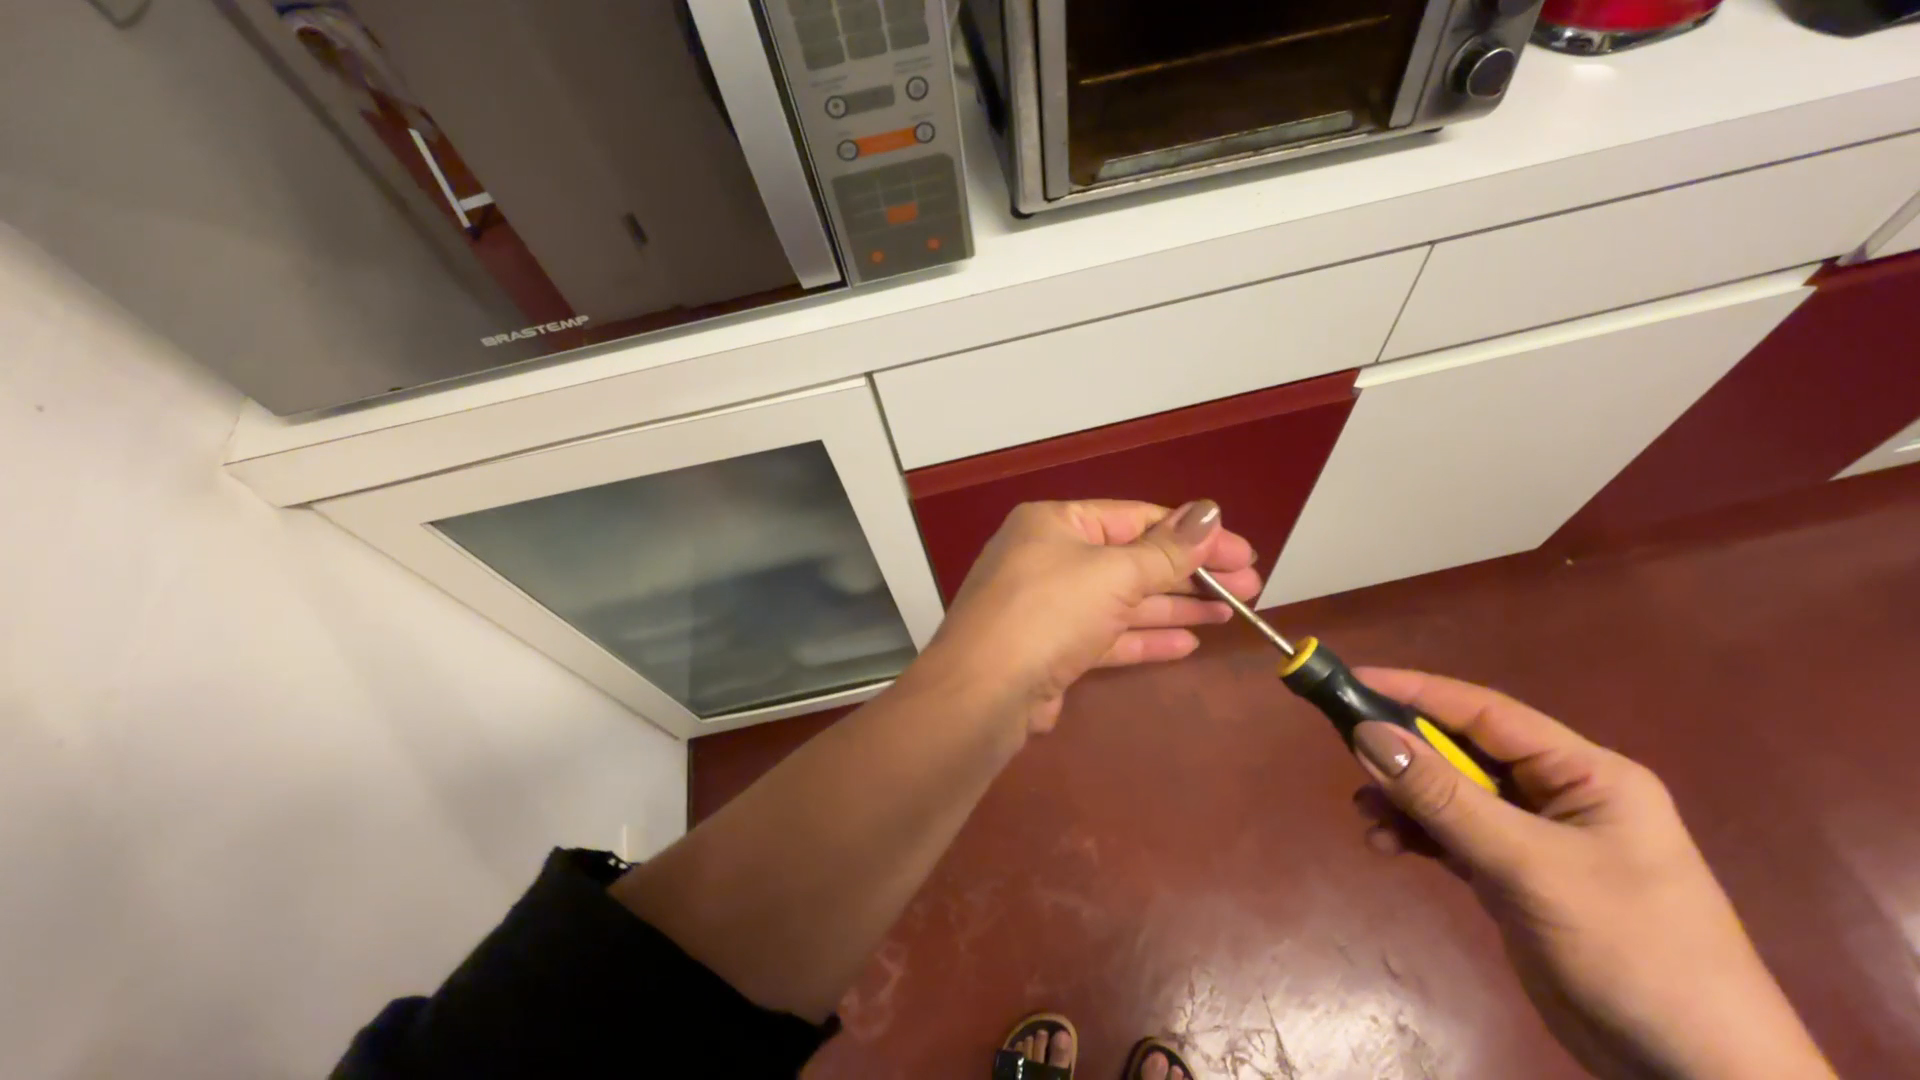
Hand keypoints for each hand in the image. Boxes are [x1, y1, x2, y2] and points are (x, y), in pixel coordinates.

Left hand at [918, 499, 1259, 732]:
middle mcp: (1049, 558)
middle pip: (1133, 560)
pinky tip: (1187, 643)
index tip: (1241, 552)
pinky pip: (1107, 636)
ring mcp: (1048, 607)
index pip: (1136, 518)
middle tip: (1249, 587)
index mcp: (1056, 524)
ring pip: (1123, 601)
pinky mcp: (1051, 650)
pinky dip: (1145, 638)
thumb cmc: (1048, 613)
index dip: (1192, 534)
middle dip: (1191, 574)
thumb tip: (1210, 512)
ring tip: (1229, 613)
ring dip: (1175, 606)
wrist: (983, 692)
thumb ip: (1166, 549)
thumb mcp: (1114, 573)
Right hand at [1349, 669, 1834, 1079]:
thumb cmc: (1632, 950)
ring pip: (1450, 797)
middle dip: (1404, 752)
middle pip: (1463, 753)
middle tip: (1344, 750)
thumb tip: (1367, 734)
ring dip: (1404, 800)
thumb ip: (1446, 799)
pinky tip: (1387, 845)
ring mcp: (1536, 841)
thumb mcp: (1531, 867)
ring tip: (1365, 814)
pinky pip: (1451, 839)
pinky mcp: (1515, 880)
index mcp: (1585, 774)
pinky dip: (1416, 836)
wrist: (1694, 1072)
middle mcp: (1558, 797)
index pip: (1487, 713)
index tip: (1351, 682)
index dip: (1416, 693)